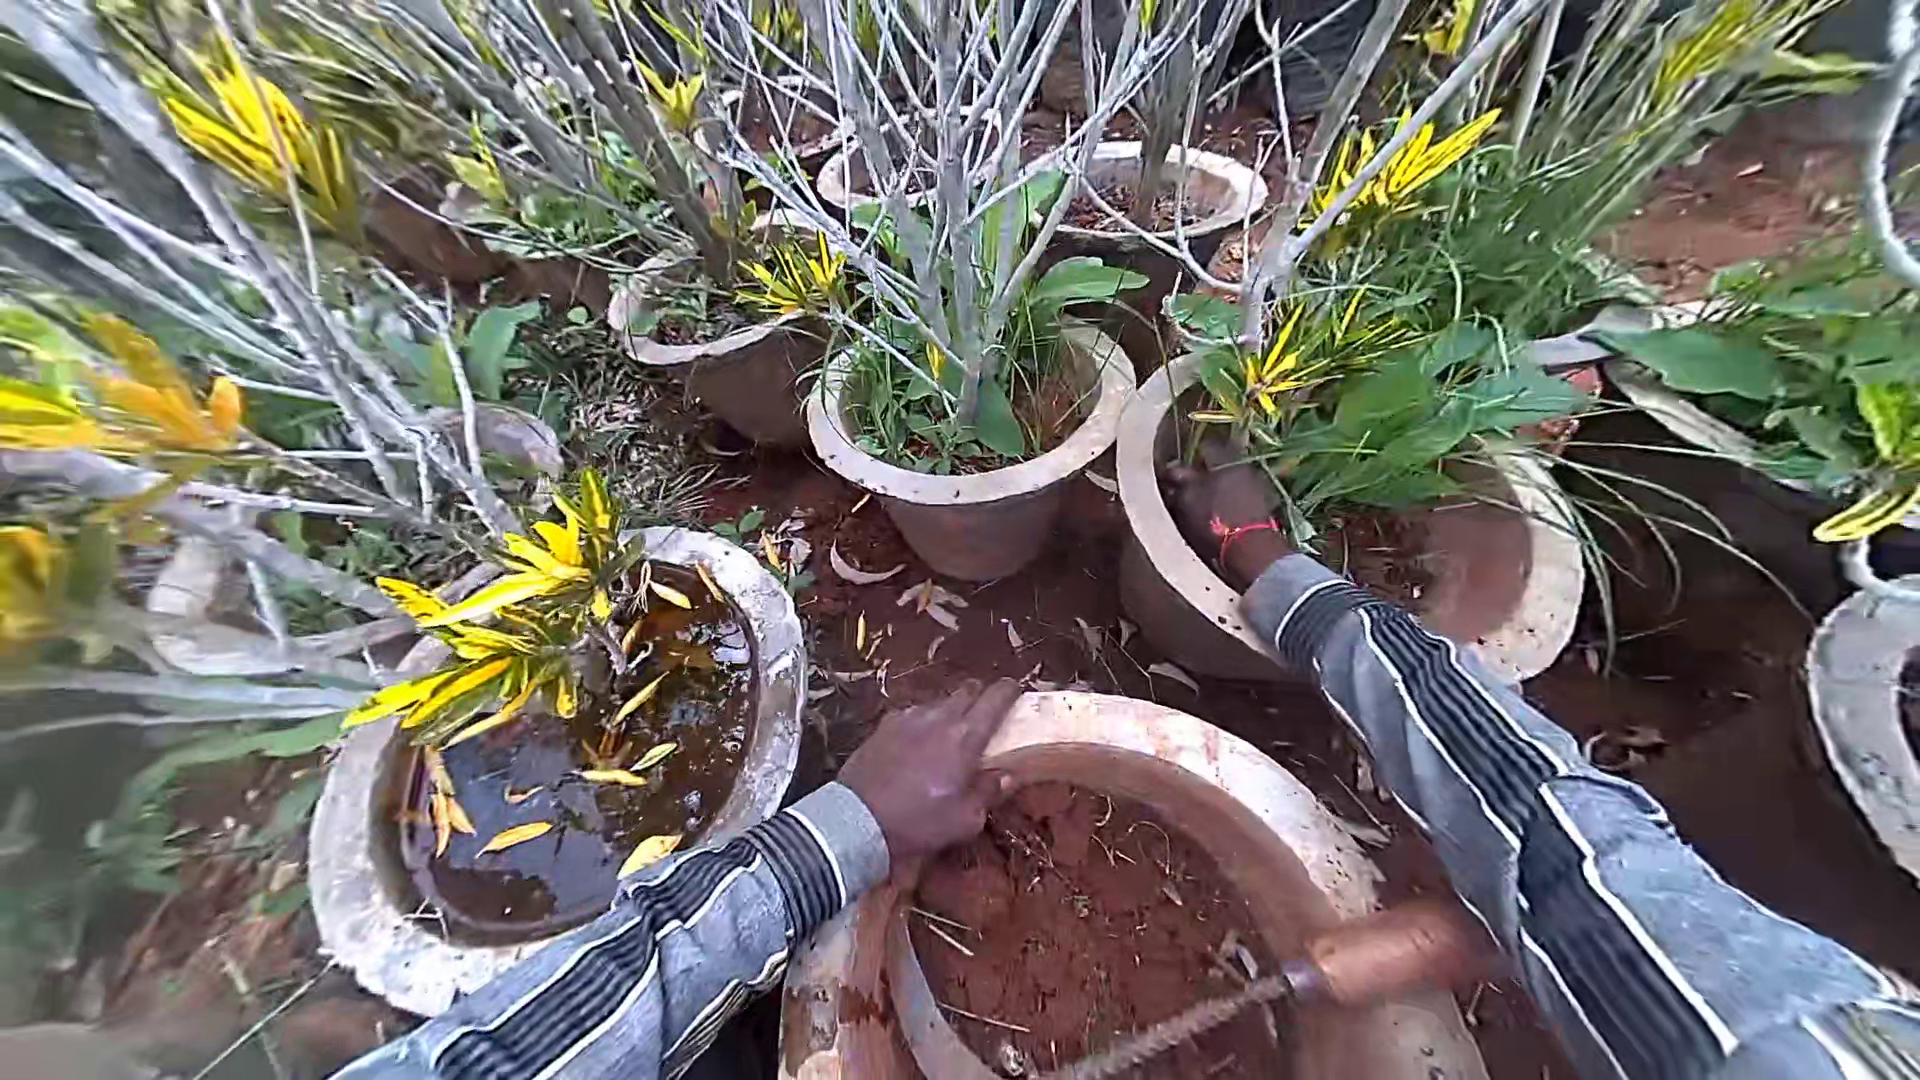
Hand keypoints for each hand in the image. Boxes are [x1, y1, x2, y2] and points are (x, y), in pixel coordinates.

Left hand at [837, 679, 1019, 863]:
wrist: (858, 818)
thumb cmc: (919, 822)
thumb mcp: (965, 819)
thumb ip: (989, 792)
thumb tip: (1008, 775)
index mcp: (966, 736)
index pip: (995, 698)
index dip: (1008, 690)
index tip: (1015, 689)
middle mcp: (939, 717)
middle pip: (967, 691)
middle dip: (980, 694)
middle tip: (985, 710)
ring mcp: (909, 717)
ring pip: (939, 702)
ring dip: (950, 710)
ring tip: (949, 730)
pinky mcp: (885, 724)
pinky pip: (912, 714)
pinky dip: (922, 721)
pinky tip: (917, 740)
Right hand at [1166, 440, 1292, 589]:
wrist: (1250, 551)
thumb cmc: (1214, 520)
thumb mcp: (1188, 499)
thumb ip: (1180, 479)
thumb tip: (1172, 467)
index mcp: (1227, 460)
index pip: (1205, 447)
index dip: (1189, 456)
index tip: (1176, 469)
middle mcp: (1246, 468)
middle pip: (1219, 464)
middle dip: (1204, 474)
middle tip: (1185, 488)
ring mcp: (1258, 487)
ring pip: (1230, 481)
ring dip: (1216, 490)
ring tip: (1199, 505)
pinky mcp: (1264, 508)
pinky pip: (1239, 498)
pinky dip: (1227, 503)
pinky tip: (1217, 516)